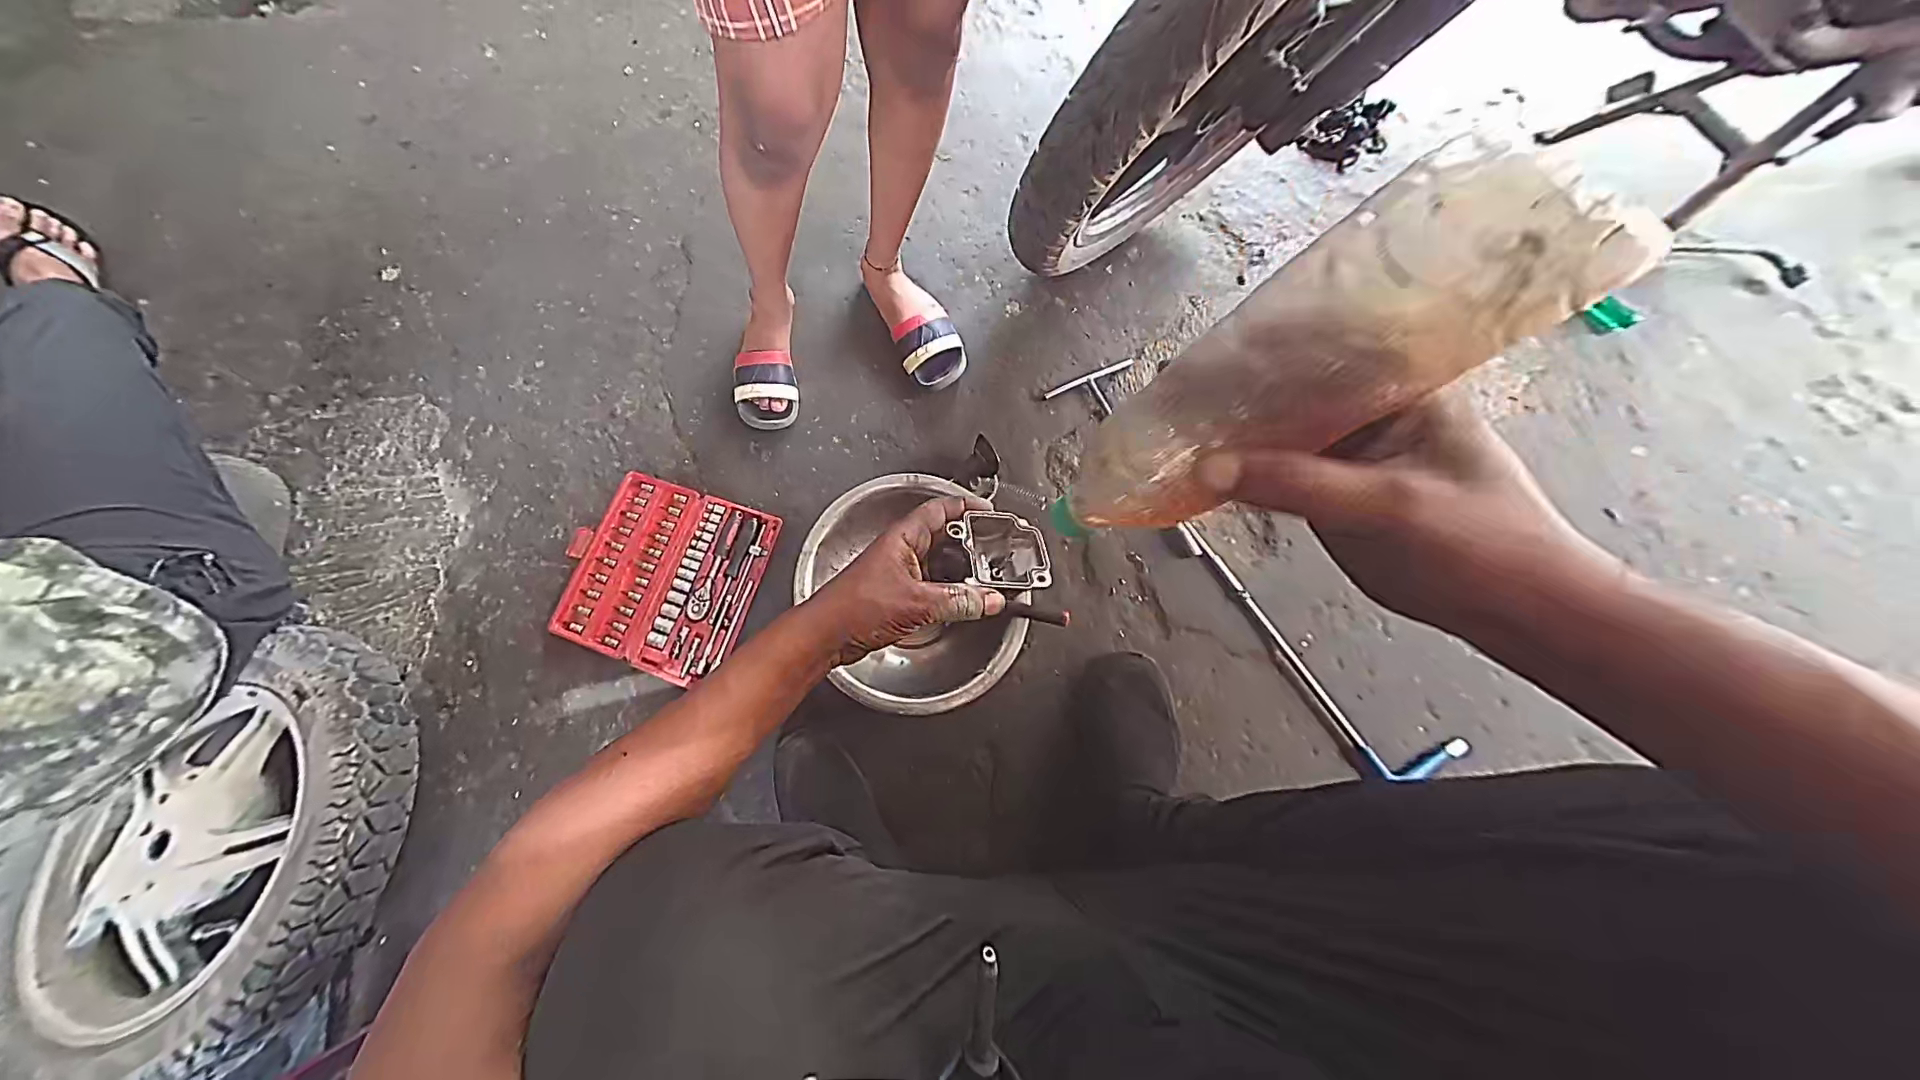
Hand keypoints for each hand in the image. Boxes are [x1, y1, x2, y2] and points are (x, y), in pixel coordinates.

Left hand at [805, 495, 1006, 665]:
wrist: (826, 635)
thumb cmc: (853, 608)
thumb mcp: (916, 603)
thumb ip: (958, 601)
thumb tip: (988, 599)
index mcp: (903, 538)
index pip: (940, 510)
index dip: (966, 506)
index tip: (988, 512)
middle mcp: (901, 551)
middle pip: (943, 537)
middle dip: (969, 541)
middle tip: (992, 548)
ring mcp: (899, 572)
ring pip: (938, 563)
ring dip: (960, 570)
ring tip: (983, 575)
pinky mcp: (898, 594)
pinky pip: (931, 585)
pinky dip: (948, 590)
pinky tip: (961, 600)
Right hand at [1197, 390, 1621, 632]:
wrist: (1504, 607)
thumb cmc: (1481, 542)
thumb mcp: (1387, 503)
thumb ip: (1296, 483)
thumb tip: (1212, 469)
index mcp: (1402, 388)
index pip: (1322, 353)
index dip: (1264, 352)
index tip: (1210, 356)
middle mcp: (1370, 412)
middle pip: (1291, 392)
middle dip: (1237, 394)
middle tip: (1178, 393)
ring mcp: (1347, 452)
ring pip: (1279, 434)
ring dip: (1235, 434)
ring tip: (1179, 427)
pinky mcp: (1329, 489)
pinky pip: (1276, 472)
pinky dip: (1242, 473)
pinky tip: (1206, 470)